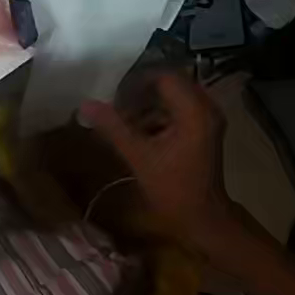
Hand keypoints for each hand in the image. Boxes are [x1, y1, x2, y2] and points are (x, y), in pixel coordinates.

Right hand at [80, 72, 238, 238]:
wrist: (203, 218)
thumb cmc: (172, 189)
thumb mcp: (139, 156)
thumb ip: (113, 127)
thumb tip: (86, 104)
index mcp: (194, 111)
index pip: (164, 76)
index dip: (137, 82)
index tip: (115, 96)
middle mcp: (207, 108)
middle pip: (170, 83)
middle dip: (142, 91)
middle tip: (117, 104)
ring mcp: (209, 119)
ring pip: (175, 96)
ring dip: (149, 103)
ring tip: (125, 119)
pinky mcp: (205, 129)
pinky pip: (180, 109)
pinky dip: (159, 114)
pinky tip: (140, 130)